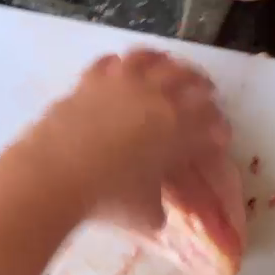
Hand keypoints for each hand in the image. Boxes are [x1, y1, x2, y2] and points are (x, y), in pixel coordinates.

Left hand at [20, 51, 229, 231]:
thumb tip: (158, 216)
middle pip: (188, 78)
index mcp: (179, 127)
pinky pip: (109, 62)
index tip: (218, 135)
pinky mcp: (89, 80)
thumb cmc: (109, 197)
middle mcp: (155, 96)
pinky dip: (119, 63)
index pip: (211, 119)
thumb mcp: (144, 214)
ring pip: (150, 58)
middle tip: (204, 91)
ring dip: (163, 62)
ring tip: (166, 66)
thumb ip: (157, 210)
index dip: (218, 126)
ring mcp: (121, 82)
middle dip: (200, 85)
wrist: (56, 173)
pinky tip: (119, 67)